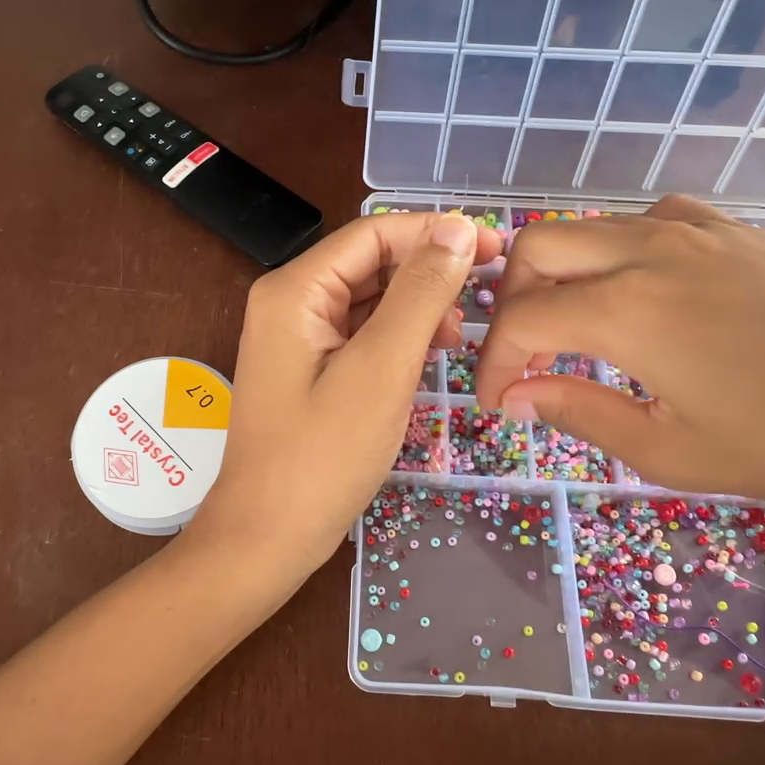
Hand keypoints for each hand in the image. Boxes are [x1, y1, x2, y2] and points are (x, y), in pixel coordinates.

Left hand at [192, 212, 502, 572]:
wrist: (267, 536)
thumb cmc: (324, 454)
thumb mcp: (382, 369)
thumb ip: (420, 294)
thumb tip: (458, 228)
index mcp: (295, 289)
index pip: (373, 234)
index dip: (435, 233)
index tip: (497, 248)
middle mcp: (289, 301)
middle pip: (370, 263)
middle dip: (429, 272)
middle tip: (489, 292)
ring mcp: (295, 336)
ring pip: (368, 299)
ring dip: (417, 307)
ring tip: (460, 334)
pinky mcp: (307, 368)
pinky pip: (359, 333)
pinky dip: (397, 337)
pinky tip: (430, 355)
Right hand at [472, 196, 764, 538]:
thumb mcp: (675, 452)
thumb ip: (581, 413)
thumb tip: (519, 396)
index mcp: (624, 308)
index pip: (521, 321)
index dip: (493, 364)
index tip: (497, 404)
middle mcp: (648, 248)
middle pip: (537, 248)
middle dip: (512, 300)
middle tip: (524, 356)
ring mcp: (698, 228)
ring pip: (591, 227)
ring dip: (562, 272)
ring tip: (576, 328)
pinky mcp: (740, 229)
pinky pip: (649, 220)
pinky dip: (618, 251)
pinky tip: (646, 292)